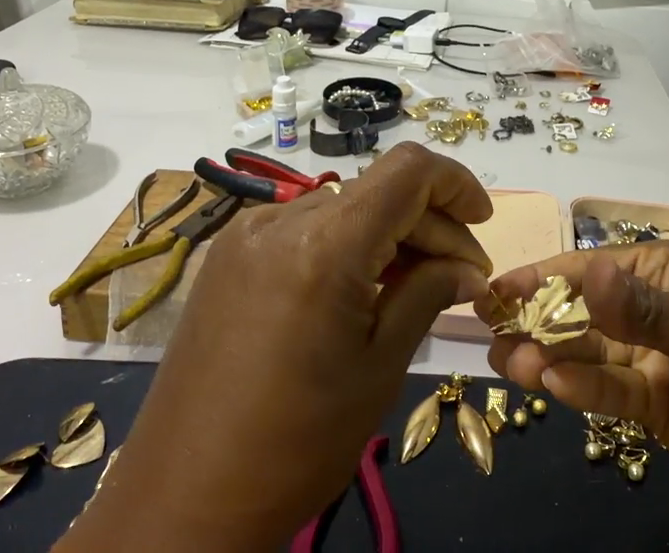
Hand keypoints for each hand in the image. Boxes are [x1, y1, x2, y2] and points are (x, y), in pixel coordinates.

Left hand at [62, 144, 492, 552]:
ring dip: (387, 234)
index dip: (456, 184)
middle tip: (461, 279)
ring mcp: (245, 236)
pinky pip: (303, 230)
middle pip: (376, 191)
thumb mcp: (380, 366)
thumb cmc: (298, 441)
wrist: (185, 496)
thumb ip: (427, 295)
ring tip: (413, 287)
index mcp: (324, 245)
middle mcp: (279, 221)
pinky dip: (345, 245)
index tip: (483, 224)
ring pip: (340, 207)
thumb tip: (468, 268)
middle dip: (429, 223)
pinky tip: (360, 290)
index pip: (408, 172)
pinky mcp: (226, 259)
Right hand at [478, 241, 668, 517]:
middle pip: (580, 312)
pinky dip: (580, 390)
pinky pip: (608, 391)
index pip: (588, 269)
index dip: (540, 279)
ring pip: (586, 353)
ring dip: (548, 356)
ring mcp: (649, 358)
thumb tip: (588, 275)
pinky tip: (551, 387)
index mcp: (661, 270)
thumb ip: (638, 305)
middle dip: (536, 320)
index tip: (493, 292)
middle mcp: (648, 308)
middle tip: (490, 334)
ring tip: (507, 365)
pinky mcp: (652, 404)